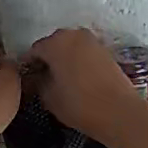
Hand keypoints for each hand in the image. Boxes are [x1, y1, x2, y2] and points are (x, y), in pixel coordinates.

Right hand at [25, 29, 147, 140]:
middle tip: (43, 79)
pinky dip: (78, 62)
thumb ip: (38, 82)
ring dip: (64, 59)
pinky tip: (77, 79)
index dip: (28, 65)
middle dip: (47, 59)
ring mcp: (92, 41)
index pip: (33, 50)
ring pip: (70, 47)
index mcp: (55, 43)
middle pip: (53, 45)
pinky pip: (84, 53)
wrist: (119, 112)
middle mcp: (74, 35)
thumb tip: (37, 77)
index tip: (27, 79)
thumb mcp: (48, 97)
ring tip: (61, 80)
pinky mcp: (106, 51)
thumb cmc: (79, 104)